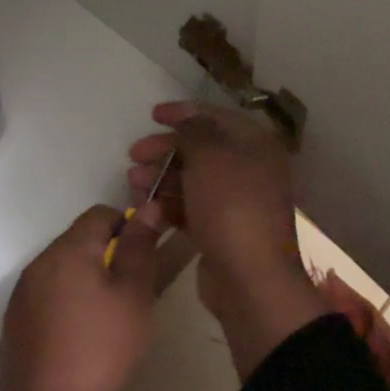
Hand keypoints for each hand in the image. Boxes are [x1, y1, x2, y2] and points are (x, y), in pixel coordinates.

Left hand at [0, 205, 158, 390]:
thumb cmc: (101, 351)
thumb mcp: (134, 297)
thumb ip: (140, 247)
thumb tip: (147, 207)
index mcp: (66, 251)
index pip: (99, 214)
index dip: (128, 226)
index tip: (145, 256)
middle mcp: (37, 266)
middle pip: (78, 242)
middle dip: (107, 256)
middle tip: (132, 293)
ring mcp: (20, 299)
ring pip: (61, 273)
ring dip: (86, 283)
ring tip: (108, 321)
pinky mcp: (13, 328)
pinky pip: (46, 301)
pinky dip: (66, 308)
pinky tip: (80, 342)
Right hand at [129, 103, 325, 379]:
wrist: (250, 278)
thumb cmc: (231, 206)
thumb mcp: (210, 157)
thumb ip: (194, 132)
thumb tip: (189, 122)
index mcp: (256, 146)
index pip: (217, 117)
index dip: (184, 112)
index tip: (153, 115)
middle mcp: (250, 169)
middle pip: (202, 149)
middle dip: (166, 149)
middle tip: (134, 154)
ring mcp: (236, 202)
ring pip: (193, 180)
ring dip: (161, 177)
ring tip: (133, 182)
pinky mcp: (222, 230)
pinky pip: (191, 207)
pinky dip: (169, 204)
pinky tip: (147, 207)